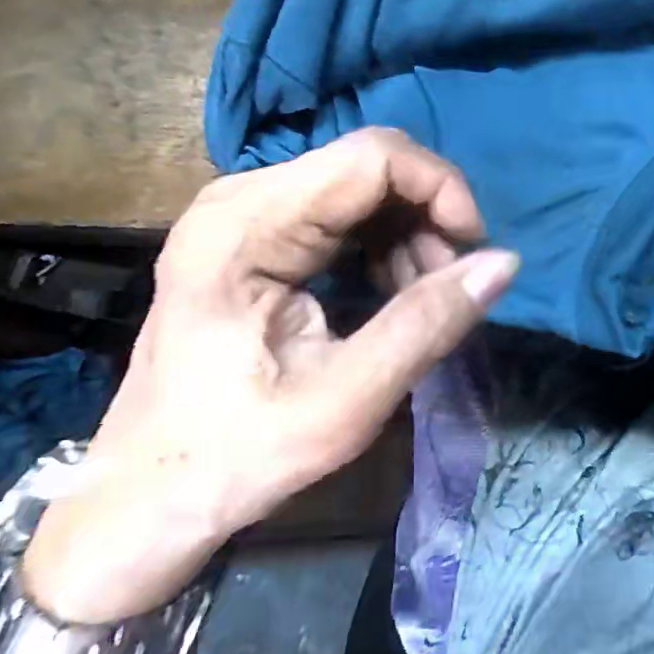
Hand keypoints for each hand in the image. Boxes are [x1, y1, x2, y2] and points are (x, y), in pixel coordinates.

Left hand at [21, 129, 518, 622]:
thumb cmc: (237, 454)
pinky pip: (351, 210)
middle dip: (431, 217)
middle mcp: (243, 199)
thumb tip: (506, 262)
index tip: (474, 251)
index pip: (374, 157)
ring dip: (416, 234)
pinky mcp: (260, 232)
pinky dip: (391, 244)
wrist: (147, 496)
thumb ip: (426, 324)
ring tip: (425, 300)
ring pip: (368, 185)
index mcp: (245, 228)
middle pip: (373, 166)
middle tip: (452, 286)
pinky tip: (396, 294)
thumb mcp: (346, 401)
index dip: (442, 189)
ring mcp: (248, 212)